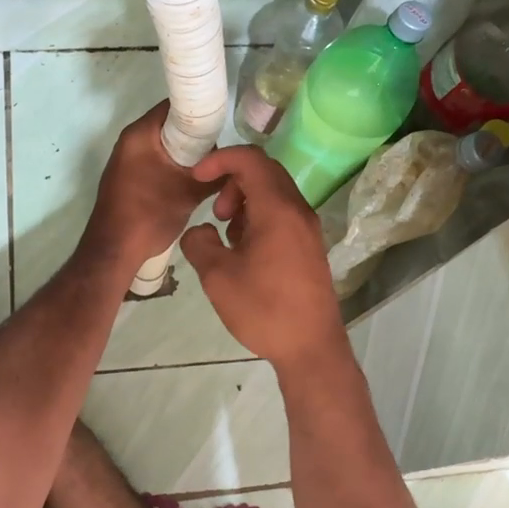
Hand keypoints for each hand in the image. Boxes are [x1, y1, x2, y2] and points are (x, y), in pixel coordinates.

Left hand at [80, 102, 218, 268]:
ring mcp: (128, 160)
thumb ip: (214, 174)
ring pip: (167, 147)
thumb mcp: (189, 192)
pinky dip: (176, 168)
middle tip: (223, 155)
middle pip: (172, 127)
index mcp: (140, 134)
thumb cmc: (149, 214)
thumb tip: (235, 167)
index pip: (175, 106)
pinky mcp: (130, 177)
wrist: (115, 250)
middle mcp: (131, 140)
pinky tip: (194, 184)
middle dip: (198, 139)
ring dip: (189, 157)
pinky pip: (159, 162)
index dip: (202, 112)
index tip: (224, 126)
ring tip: (214, 171)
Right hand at [179, 146, 347, 365]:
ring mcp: (307, 228)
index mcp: (277, 209)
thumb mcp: (216, 277)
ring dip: (245, 201)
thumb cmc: (263, 309)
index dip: (220, 160)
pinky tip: (245, 250)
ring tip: (227, 235)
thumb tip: (201, 232)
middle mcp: (297, 210)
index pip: (250, 159)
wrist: (311, 348)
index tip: (196, 178)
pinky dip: (259, 217)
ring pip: (274, 193)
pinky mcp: (309, 246)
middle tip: (216, 214)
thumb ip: (200, 243)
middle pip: (264, 171)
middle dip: (232, 181)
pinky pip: (282, 214)